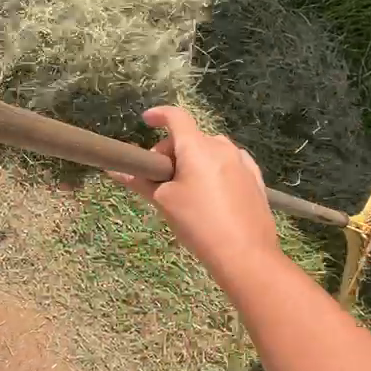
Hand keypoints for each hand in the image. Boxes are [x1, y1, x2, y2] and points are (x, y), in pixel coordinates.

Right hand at [111, 106, 280, 279]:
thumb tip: (114, 170)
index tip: (145, 121)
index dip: (158, 114)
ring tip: (185, 187)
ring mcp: (243, 163)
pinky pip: (229, 162)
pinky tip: (209, 192)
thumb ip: (140, 181)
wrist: (246, 256)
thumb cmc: (198, 223)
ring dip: (194, 159)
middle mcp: (222, 148)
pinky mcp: (256, 180)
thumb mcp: (163, 201)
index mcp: (197, 148)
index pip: (176, 117)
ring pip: (211, 149)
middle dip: (171, 150)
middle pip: (191, 137)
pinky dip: (213, 168)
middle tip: (160, 176)